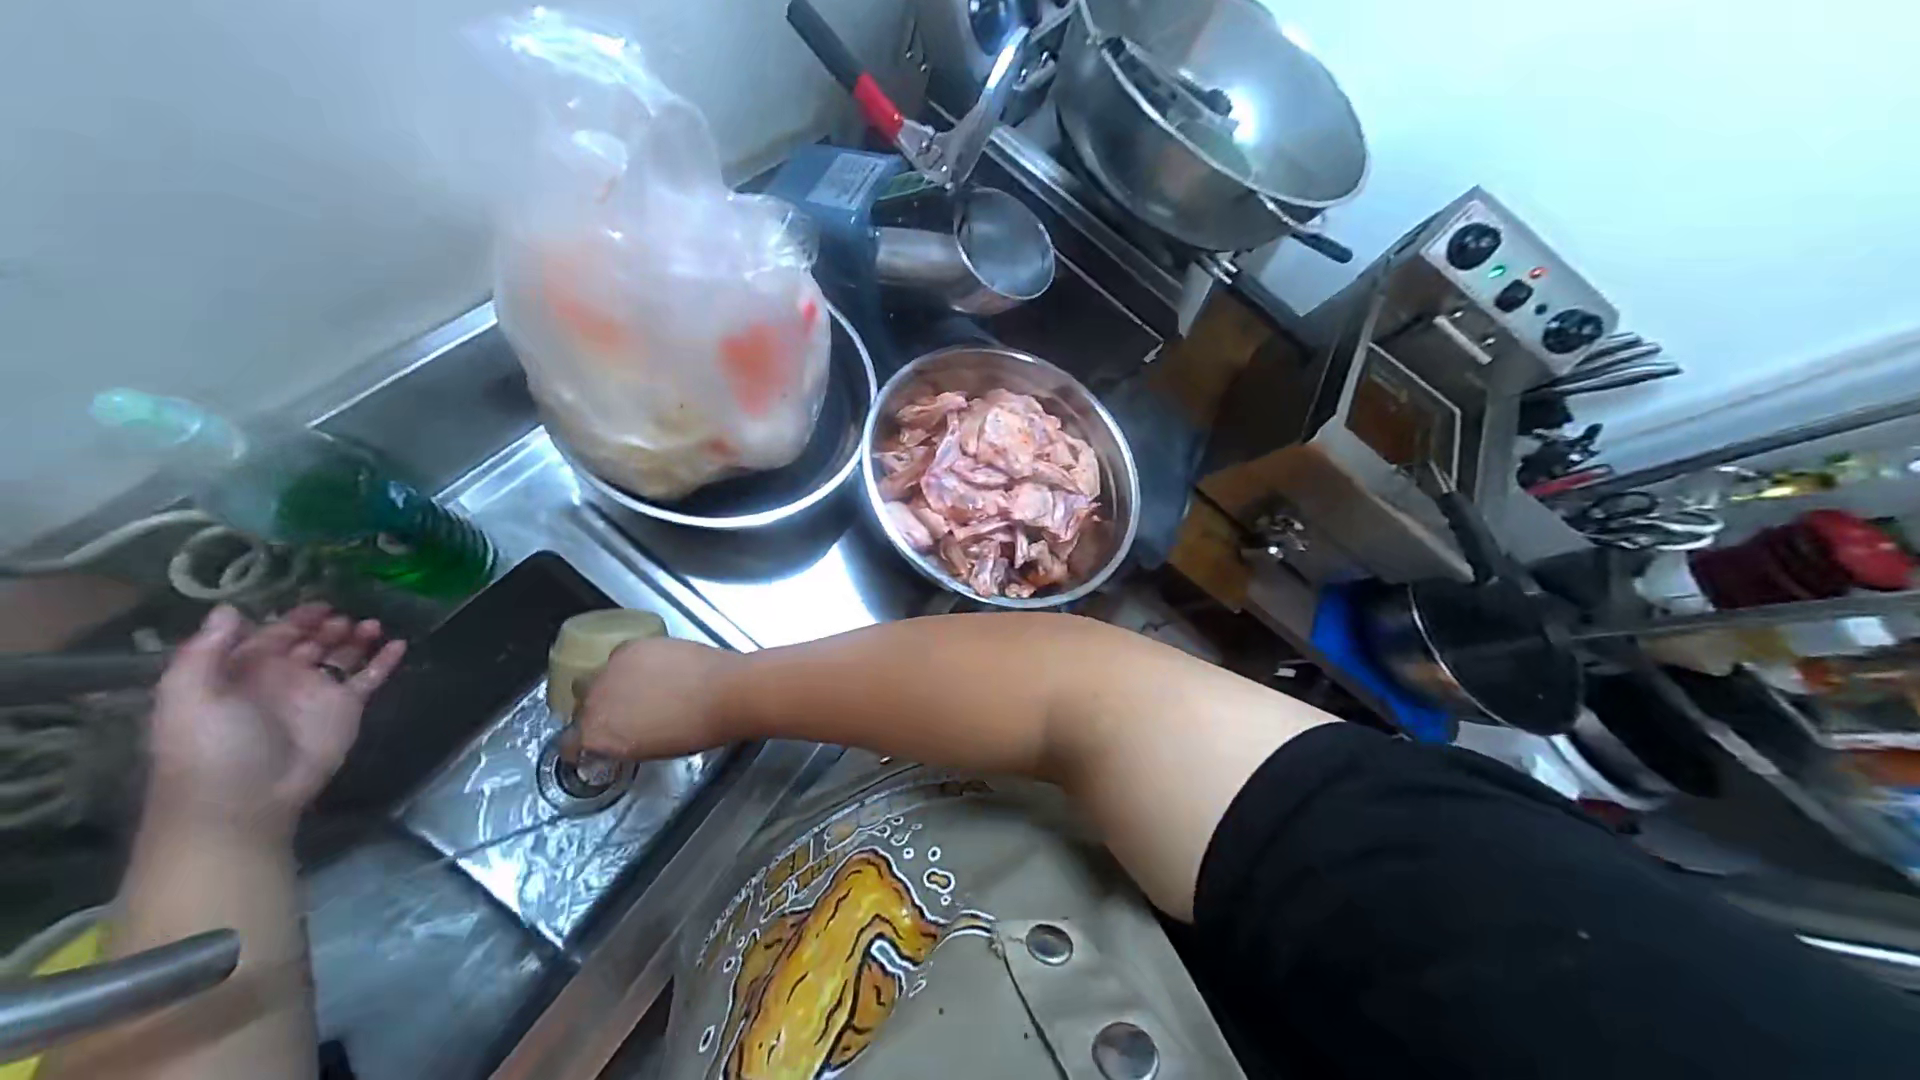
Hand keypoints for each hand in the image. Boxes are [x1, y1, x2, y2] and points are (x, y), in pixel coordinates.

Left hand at [146, 603, 405, 833]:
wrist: (244, 800)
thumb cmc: (210, 747)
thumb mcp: (188, 699)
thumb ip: (204, 653)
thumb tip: (230, 609)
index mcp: (240, 673)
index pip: (268, 637)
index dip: (290, 620)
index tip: (317, 605)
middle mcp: (281, 678)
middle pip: (310, 642)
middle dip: (327, 625)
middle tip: (345, 617)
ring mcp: (317, 693)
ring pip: (342, 655)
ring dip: (357, 637)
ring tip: (372, 625)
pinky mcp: (347, 708)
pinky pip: (370, 678)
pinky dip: (386, 660)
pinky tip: (398, 645)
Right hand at [567, 637, 742, 761]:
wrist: (725, 692)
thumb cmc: (696, 731)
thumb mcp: (651, 750)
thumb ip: (624, 742)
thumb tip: (621, 735)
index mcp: (598, 735)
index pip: (570, 743)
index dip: (581, 743)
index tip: (593, 742)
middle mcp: (595, 701)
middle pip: (584, 705)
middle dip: (599, 709)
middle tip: (627, 710)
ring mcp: (612, 670)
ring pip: (600, 676)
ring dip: (614, 682)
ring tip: (642, 686)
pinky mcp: (632, 646)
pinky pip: (622, 656)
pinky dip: (633, 663)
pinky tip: (655, 667)